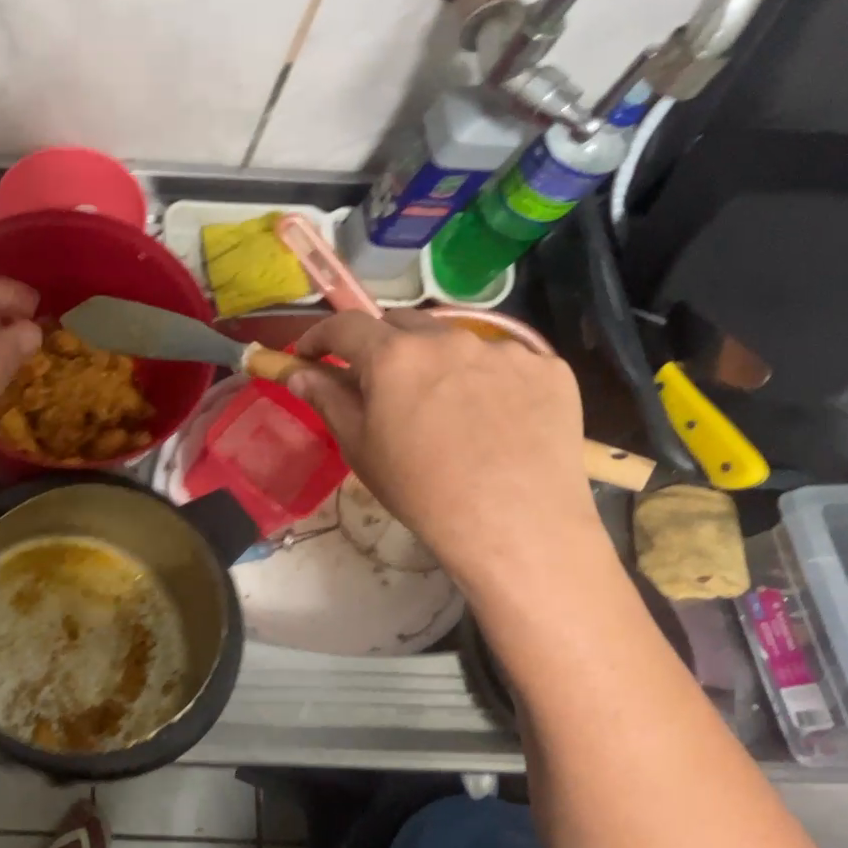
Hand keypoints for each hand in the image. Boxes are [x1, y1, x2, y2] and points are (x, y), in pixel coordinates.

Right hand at [286, 308, 600, 582]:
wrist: (515, 522)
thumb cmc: (420, 489)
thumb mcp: (359, 447)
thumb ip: (327, 400)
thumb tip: (298, 373)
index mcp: (394, 356)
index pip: (345, 326)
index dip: (320, 337)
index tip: (311, 356)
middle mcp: (449, 338)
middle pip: (401, 325)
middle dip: (380, 346)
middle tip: (378, 386)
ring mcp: (505, 349)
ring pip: (455, 343)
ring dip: (436, 362)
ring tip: (442, 408)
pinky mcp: (548, 368)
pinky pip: (504, 362)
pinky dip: (485, 380)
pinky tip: (490, 419)